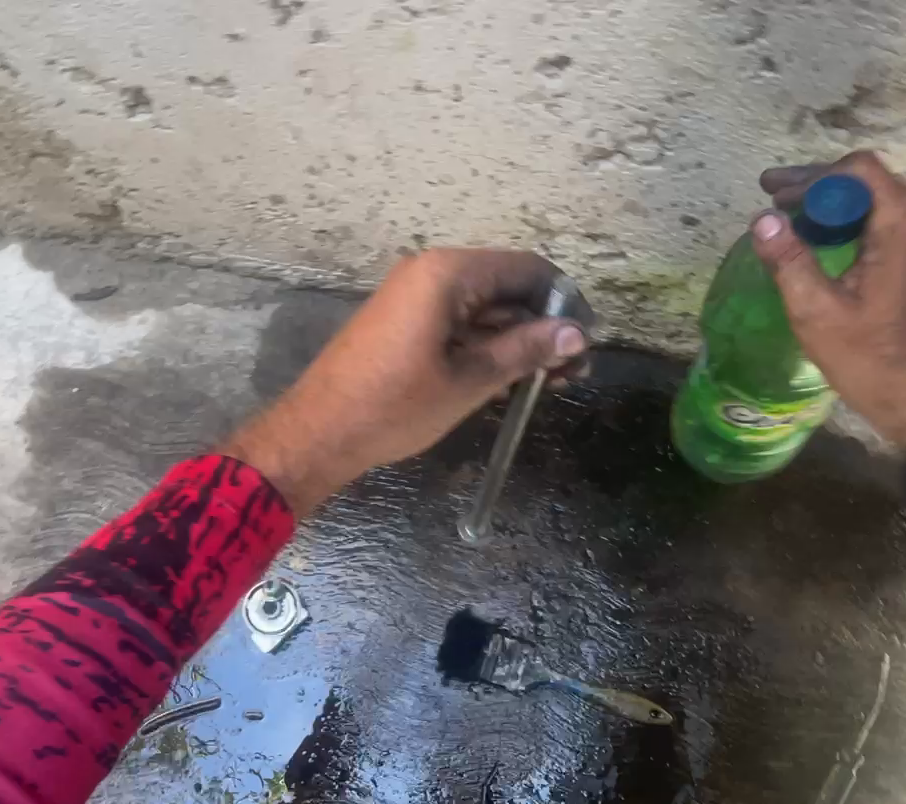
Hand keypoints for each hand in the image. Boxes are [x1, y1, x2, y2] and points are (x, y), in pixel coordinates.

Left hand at [221, 249, 588, 513]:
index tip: (585, 340)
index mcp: (447, 273)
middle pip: (505, 288)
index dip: (562, 301)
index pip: (526, 268)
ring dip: (515, 341)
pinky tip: (508, 380)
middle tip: (570, 372)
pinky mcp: (403, 325)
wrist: (320, 433)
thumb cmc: (395, 407)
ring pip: (482, 310)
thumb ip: (524, 350)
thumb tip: (576, 334)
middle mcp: (430, 273)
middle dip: (541, 326)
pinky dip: (484, 347)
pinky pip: (456, 325)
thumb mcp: (468, 381)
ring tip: (547, 383)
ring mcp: (413, 299)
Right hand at [752, 151, 905, 448]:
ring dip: (832, 205)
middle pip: (869, 181)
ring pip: (877, 202)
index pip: (858, 171)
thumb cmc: (866, 358)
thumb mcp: (816, 312)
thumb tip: (761, 221)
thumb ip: (789, 261)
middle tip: (772, 201)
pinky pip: (885, 225)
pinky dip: (850, 224)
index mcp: (901, 228)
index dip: (810, 177)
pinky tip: (821, 245)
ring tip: (790, 221)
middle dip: (817, 185)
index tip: (772, 195)